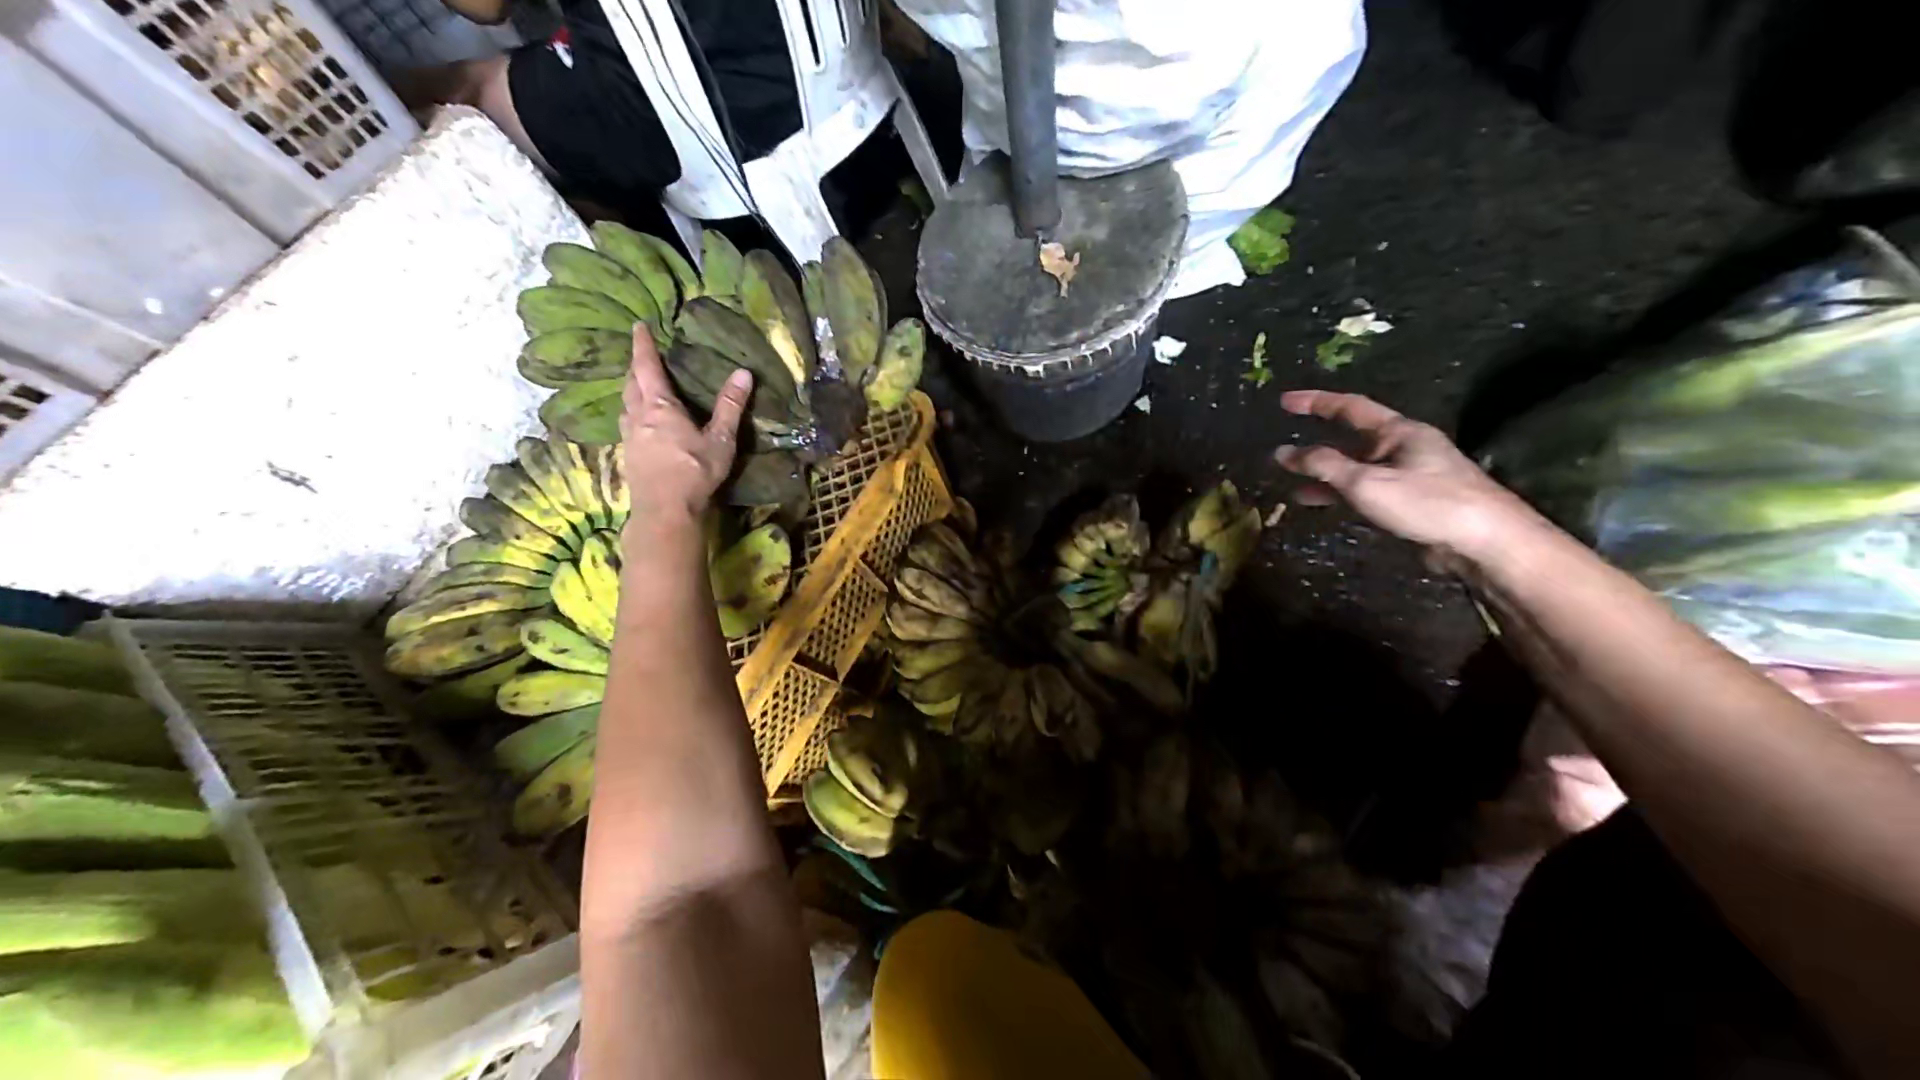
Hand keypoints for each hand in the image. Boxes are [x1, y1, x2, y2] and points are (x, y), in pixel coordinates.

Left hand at [619, 324, 750, 526]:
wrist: (665, 511)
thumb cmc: (694, 472)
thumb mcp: (720, 439)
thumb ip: (730, 407)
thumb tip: (744, 373)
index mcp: (659, 406)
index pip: (646, 367)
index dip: (642, 345)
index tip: (638, 326)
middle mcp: (638, 416)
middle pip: (630, 384)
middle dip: (634, 367)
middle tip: (640, 357)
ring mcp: (629, 437)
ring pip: (625, 405)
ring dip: (631, 391)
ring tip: (639, 387)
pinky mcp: (629, 456)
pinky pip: (626, 424)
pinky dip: (632, 414)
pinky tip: (641, 423)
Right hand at [1273, 390, 1544, 563]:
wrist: (1483, 542)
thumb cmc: (1426, 501)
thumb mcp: (1366, 481)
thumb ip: (1322, 465)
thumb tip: (1283, 452)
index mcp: (1398, 432)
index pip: (1349, 407)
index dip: (1315, 402)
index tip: (1285, 401)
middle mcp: (1403, 448)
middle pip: (1351, 441)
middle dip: (1316, 446)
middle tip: (1283, 450)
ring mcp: (1407, 476)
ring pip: (1355, 470)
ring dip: (1324, 476)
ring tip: (1292, 485)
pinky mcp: (1409, 503)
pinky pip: (1365, 491)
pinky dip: (1340, 495)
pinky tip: (1321, 505)